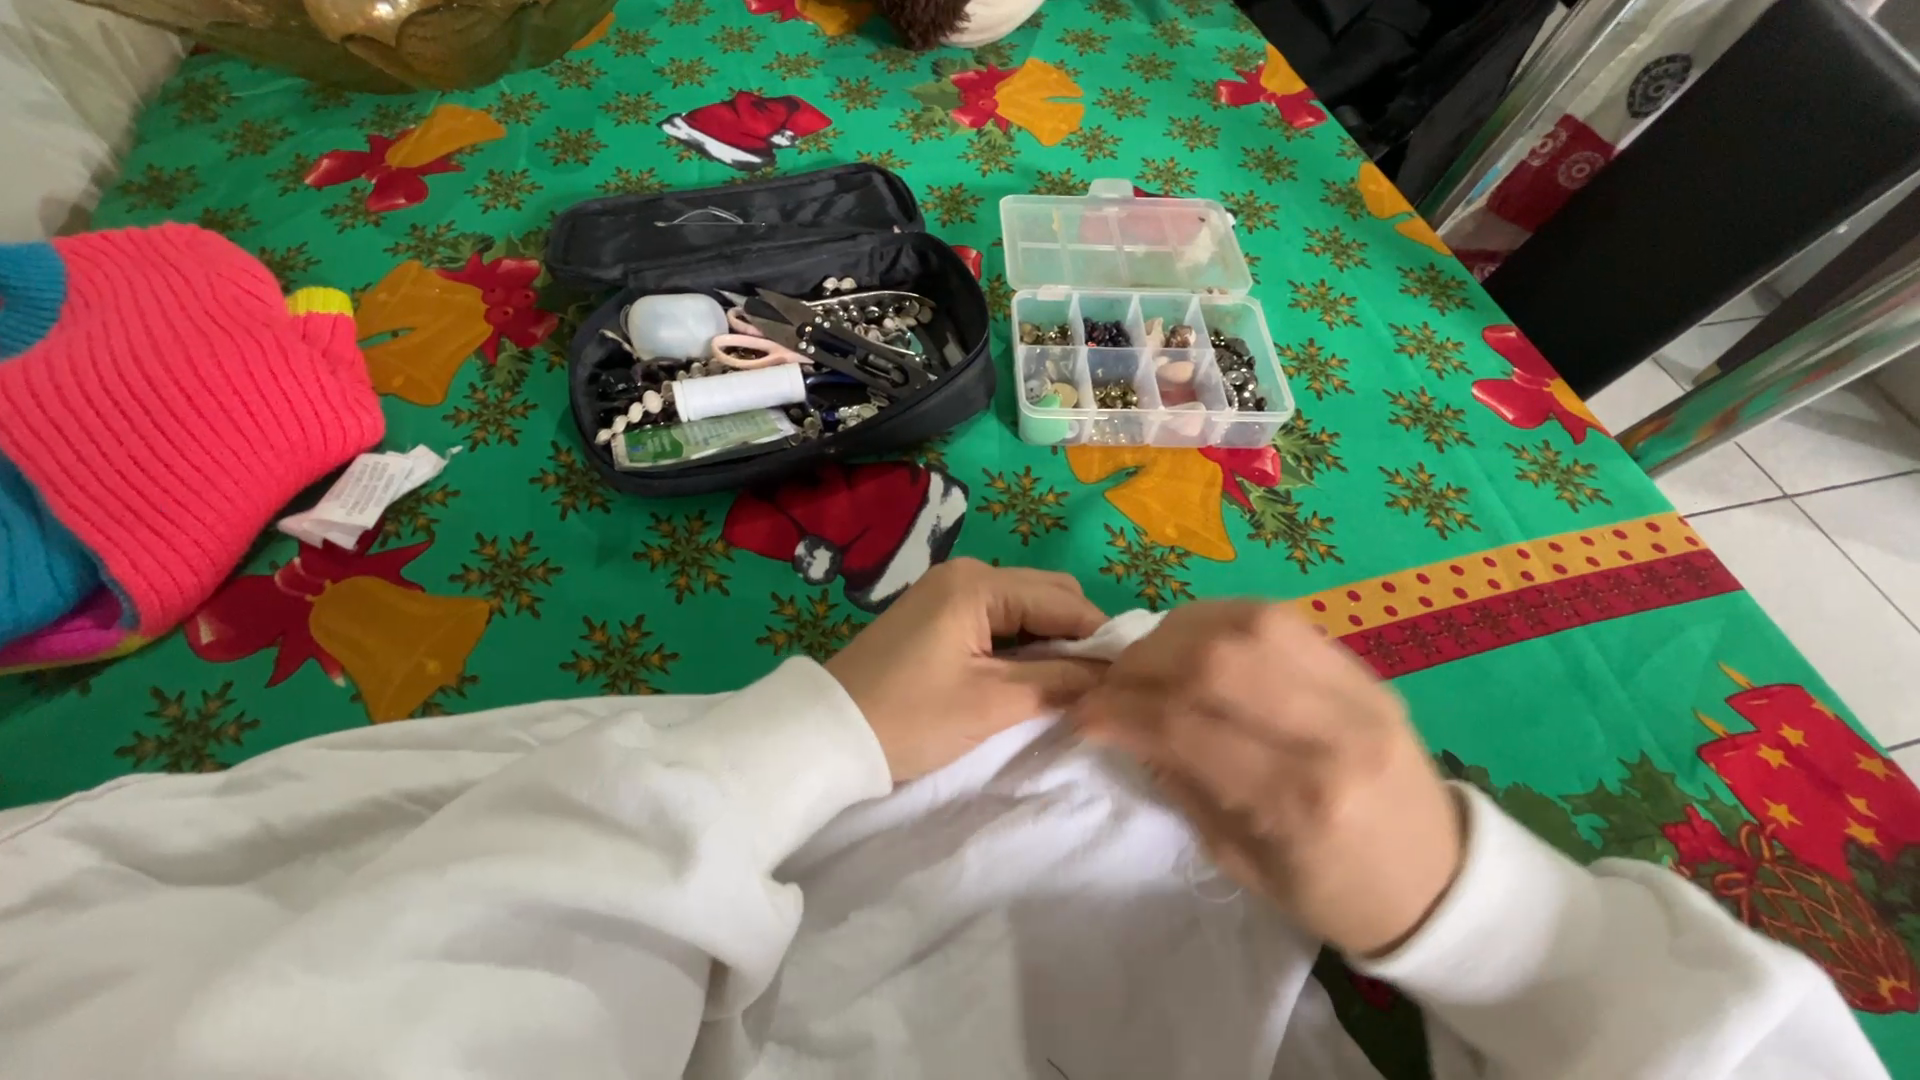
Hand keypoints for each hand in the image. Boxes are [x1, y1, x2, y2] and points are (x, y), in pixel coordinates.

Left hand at [826, 559, 1109, 782]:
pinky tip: (1031, 675)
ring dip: (1050, 640)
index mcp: (979, 584)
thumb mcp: (991, 702)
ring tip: (1068, 685)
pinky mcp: (937, 614)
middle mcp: (966, 574)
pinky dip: (1020, 642)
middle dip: (1077, 634)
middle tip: (1096, 684)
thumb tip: (1113, 674)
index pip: (1064, 601)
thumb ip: (1058, 680)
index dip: (1100, 637)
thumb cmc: (911, 718)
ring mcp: (948, 591)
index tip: (1131, 676)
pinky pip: (997, 618)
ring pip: (1024, 606)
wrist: (829, 733)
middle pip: (1047, 594)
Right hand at [1071, 601, 1463, 956]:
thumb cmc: (1331, 891)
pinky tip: (1195, 641)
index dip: (1119, 711)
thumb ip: (1179, 779)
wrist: (1440, 880)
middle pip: (1217, 659)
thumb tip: (1122, 723)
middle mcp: (1332, 732)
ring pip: (1248, 623)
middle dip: (1142, 662)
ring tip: (1150, 659)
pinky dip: (1219, 620)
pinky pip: (1279, 617)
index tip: (1083, 714)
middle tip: (1113, 683)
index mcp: (1299, 800)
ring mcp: (1357, 689)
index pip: (1185, 726)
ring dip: (1177, 632)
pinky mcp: (1364, 667)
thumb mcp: (1238, 859)